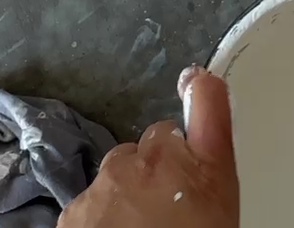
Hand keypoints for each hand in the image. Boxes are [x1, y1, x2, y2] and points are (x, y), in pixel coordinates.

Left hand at [58, 66, 237, 227]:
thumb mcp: (217, 214)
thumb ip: (207, 169)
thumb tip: (205, 128)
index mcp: (202, 171)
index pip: (207, 104)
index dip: (201, 89)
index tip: (197, 79)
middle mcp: (154, 163)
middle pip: (155, 146)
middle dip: (159, 169)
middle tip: (170, 214)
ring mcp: (110, 183)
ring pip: (121, 175)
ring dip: (129, 196)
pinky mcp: (76, 210)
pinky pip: (93, 201)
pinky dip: (102, 218)